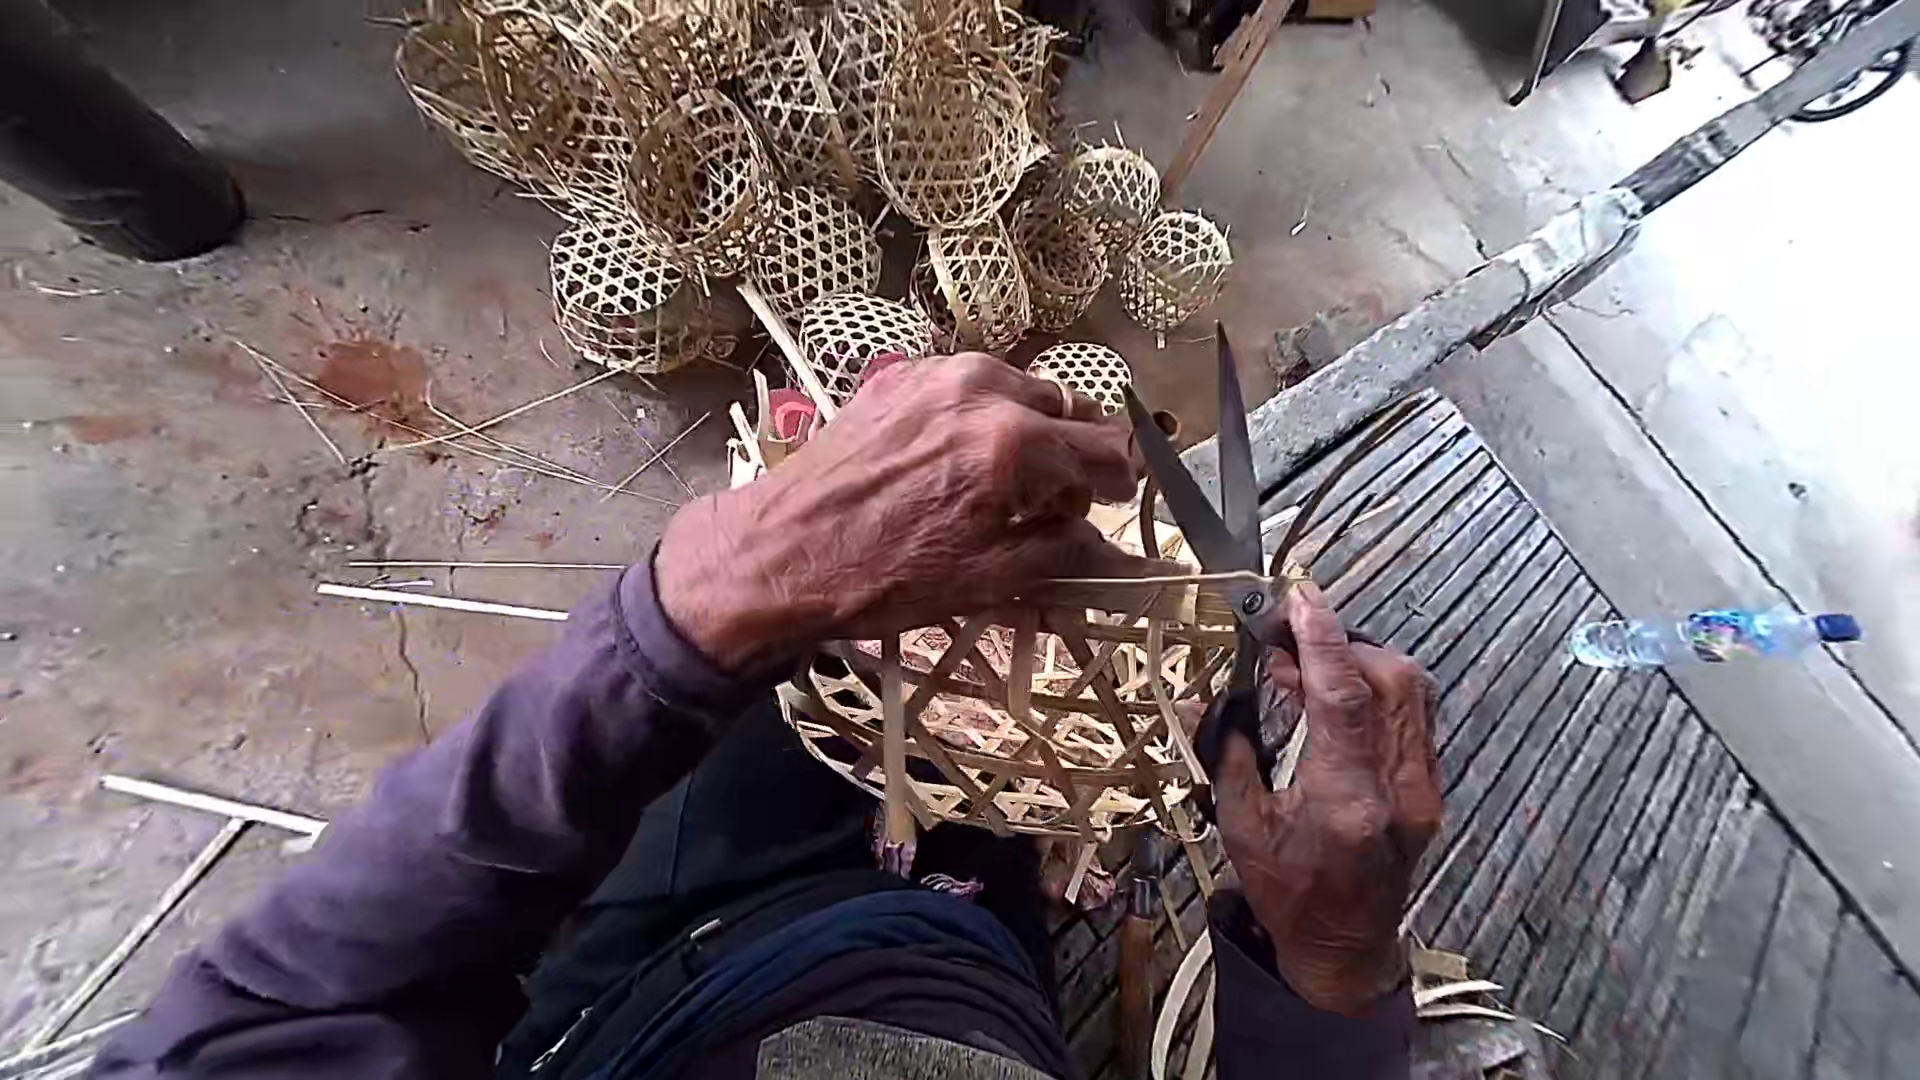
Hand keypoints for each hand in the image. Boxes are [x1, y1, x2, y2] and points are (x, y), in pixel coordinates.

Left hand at [656, 354, 1143, 669]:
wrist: (780, 552)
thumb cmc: (885, 577)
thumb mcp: (988, 580)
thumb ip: (1065, 552)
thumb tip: (1110, 546)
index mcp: (1014, 443)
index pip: (1107, 449)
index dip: (1120, 481)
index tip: (1111, 502)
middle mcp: (983, 388)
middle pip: (1070, 410)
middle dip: (1072, 457)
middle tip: (1047, 504)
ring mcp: (937, 374)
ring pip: (1022, 391)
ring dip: (1030, 432)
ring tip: (998, 481)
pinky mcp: (901, 376)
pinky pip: (971, 386)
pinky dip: (984, 416)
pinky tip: (953, 456)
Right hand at [1215, 581, 1442, 1015]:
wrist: (1345, 948)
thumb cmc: (1285, 889)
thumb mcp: (1239, 823)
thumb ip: (1228, 752)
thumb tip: (1210, 698)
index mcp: (1344, 799)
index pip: (1345, 699)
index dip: (1323, 641)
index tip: (1302, 597)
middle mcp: (1400, 789)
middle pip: (1394, 683)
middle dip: (1340, 642)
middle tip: (1285, 632)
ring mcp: (1424, 789)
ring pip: (1412, 692)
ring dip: (1357, 659)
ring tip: (1300, 660)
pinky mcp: (1429, 788)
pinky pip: (1411, 714)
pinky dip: (1370, 685)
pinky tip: (1326, 691)